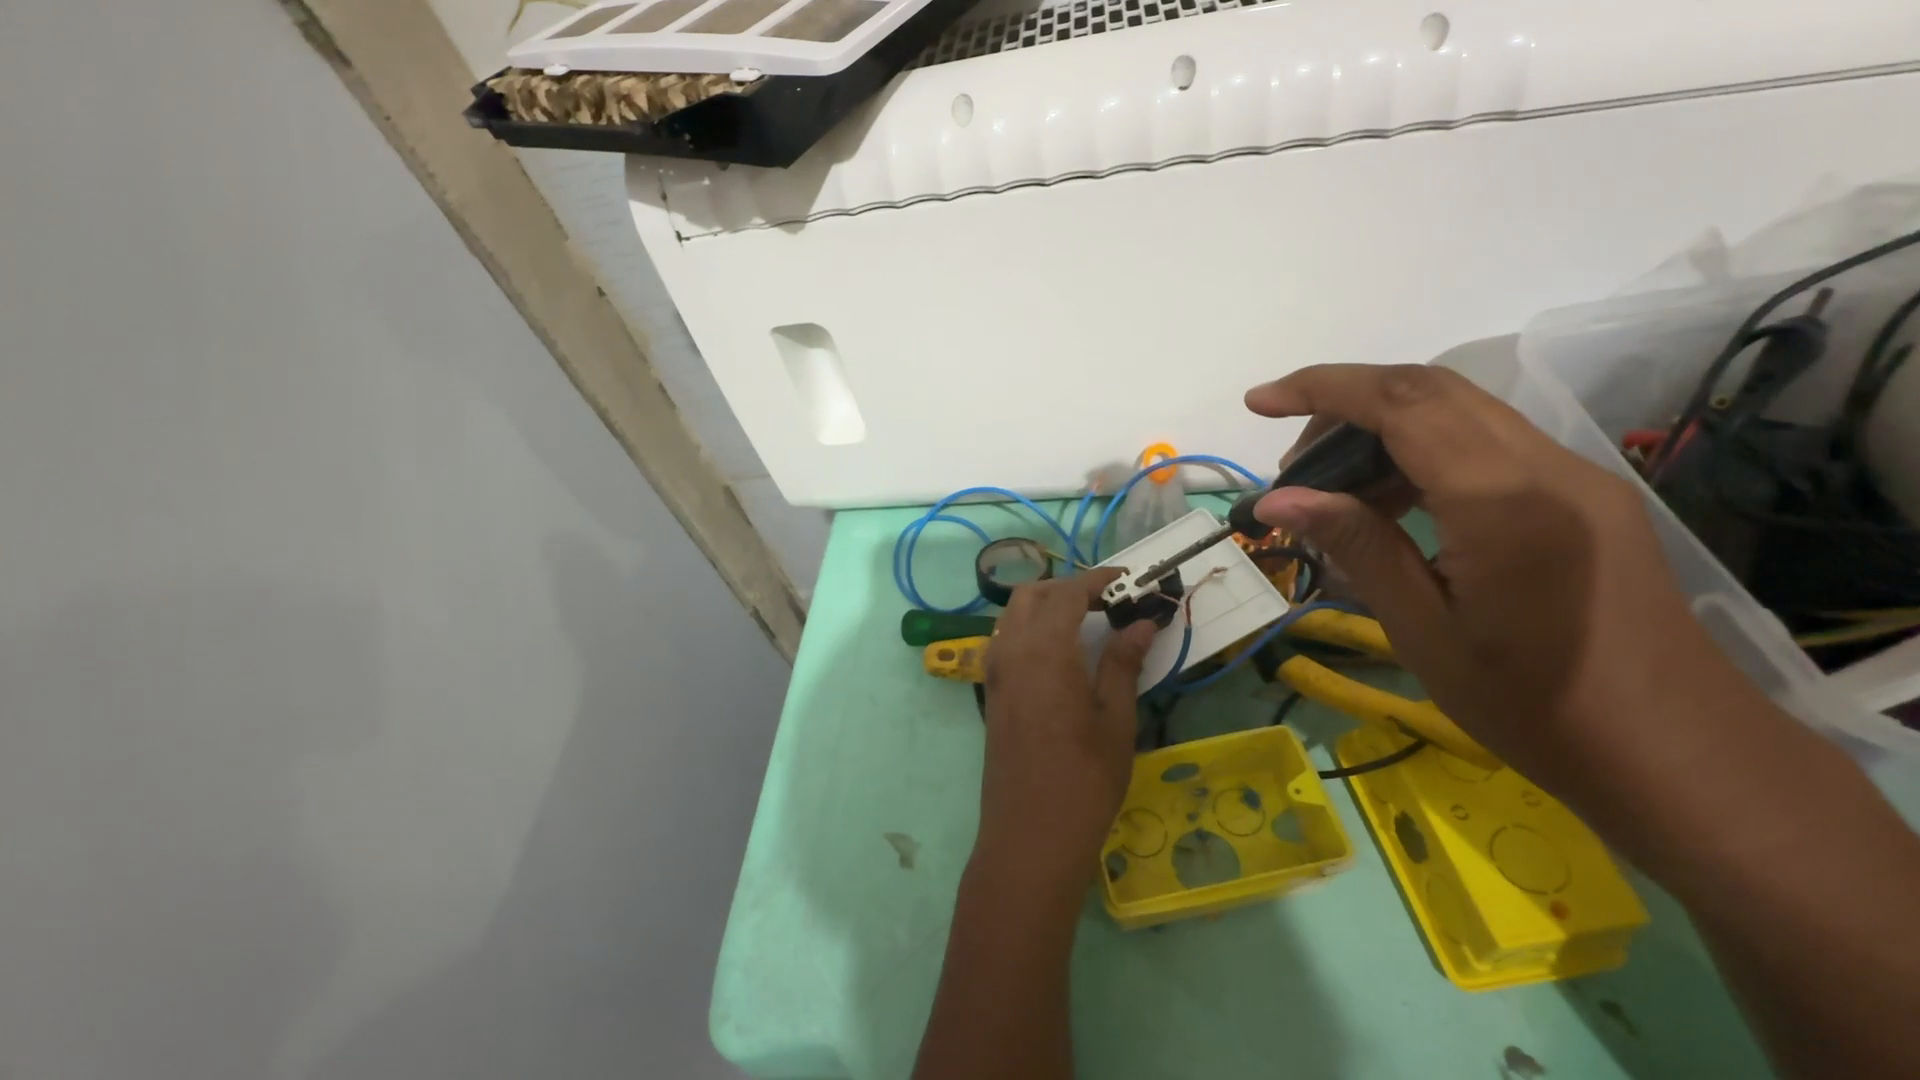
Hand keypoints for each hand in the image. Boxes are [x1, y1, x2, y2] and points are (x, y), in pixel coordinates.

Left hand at [977, 569, 1155, 877]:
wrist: (1030, 837)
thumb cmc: (1084, 781)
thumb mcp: (1115, 721)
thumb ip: (1122, 664)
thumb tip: (1141, 623)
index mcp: (1044, 651)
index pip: (1067, 594)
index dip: (1099, 580)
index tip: (1129, 580)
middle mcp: (1011, 653)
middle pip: (1031, 595)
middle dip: (1068, 587)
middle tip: (1108, 601)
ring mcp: (995, 674)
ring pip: (1013, 617)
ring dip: (1045, 606)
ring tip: (1087, 622)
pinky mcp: (991, 695)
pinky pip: (1006, 642)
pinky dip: (1031, 630)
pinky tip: (1060, 653)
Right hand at [1243, 364, 1751, 787]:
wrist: (1672, 749)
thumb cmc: (1533, 706)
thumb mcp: (1424, 630)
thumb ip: (1358, 546)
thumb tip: (1278, 500)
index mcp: (1501, 498)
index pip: (1401, 403)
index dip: (1321, 389)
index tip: (1259, 402)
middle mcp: (1546, 464)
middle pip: (1432, 391)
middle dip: (1348, 408)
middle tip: (1295, 466)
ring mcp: (1577, 475)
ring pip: (1464, 414)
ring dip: (1388, 431)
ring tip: (1338, 494)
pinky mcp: (1588, 495)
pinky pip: (1493, 447)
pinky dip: (1429, 454)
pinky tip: (1399, 506)